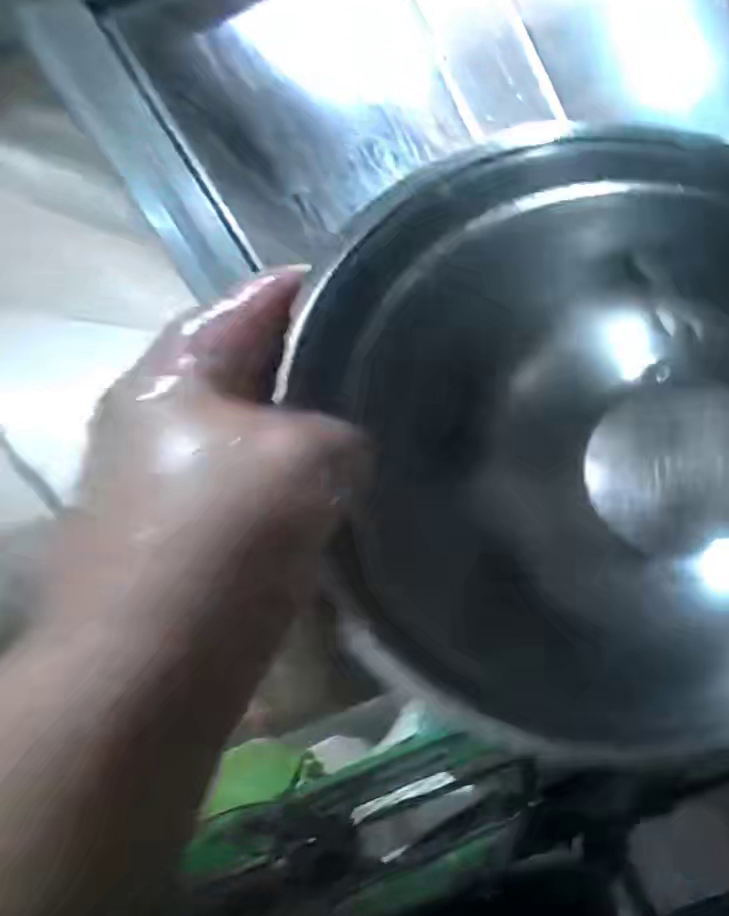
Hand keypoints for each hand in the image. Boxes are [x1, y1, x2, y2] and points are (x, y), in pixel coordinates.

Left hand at [36, 269, 366, 718]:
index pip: (230, 313)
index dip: (284, 291)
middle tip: (376, 343)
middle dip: (303, 351)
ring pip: (260, 419)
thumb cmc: (229, 526)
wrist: (169, 637)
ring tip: (378, 404)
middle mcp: (162, 417)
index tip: (342, 278)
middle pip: (242, 365)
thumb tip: (349, 439)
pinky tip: (354, 468)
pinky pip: (269, 466)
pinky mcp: (205, 517)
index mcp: (169, 384)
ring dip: (311, 410)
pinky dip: (310, 458)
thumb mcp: (312, 452)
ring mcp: (177, 471)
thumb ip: (342, 426)